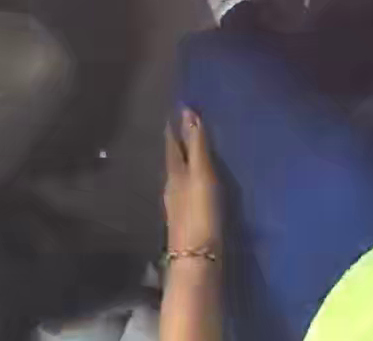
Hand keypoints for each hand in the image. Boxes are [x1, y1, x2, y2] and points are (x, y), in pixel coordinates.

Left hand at [163, 110, 220, 254]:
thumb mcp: (201, 174)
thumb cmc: (200, 212)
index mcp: (174, 172)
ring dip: (185, 162)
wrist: (197, 263)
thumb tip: (186, 110)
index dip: (174, 126)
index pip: (172, 143)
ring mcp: (177, 206)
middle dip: (178, 142)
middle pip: (173, 159)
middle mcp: (171, 186)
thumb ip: (196, 145)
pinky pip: (187, 191)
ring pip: (178, 176)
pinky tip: (198, 184)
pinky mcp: (187, 222)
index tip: (176, 109)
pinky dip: (191, 180)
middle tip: (186, 125)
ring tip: (194, 151)